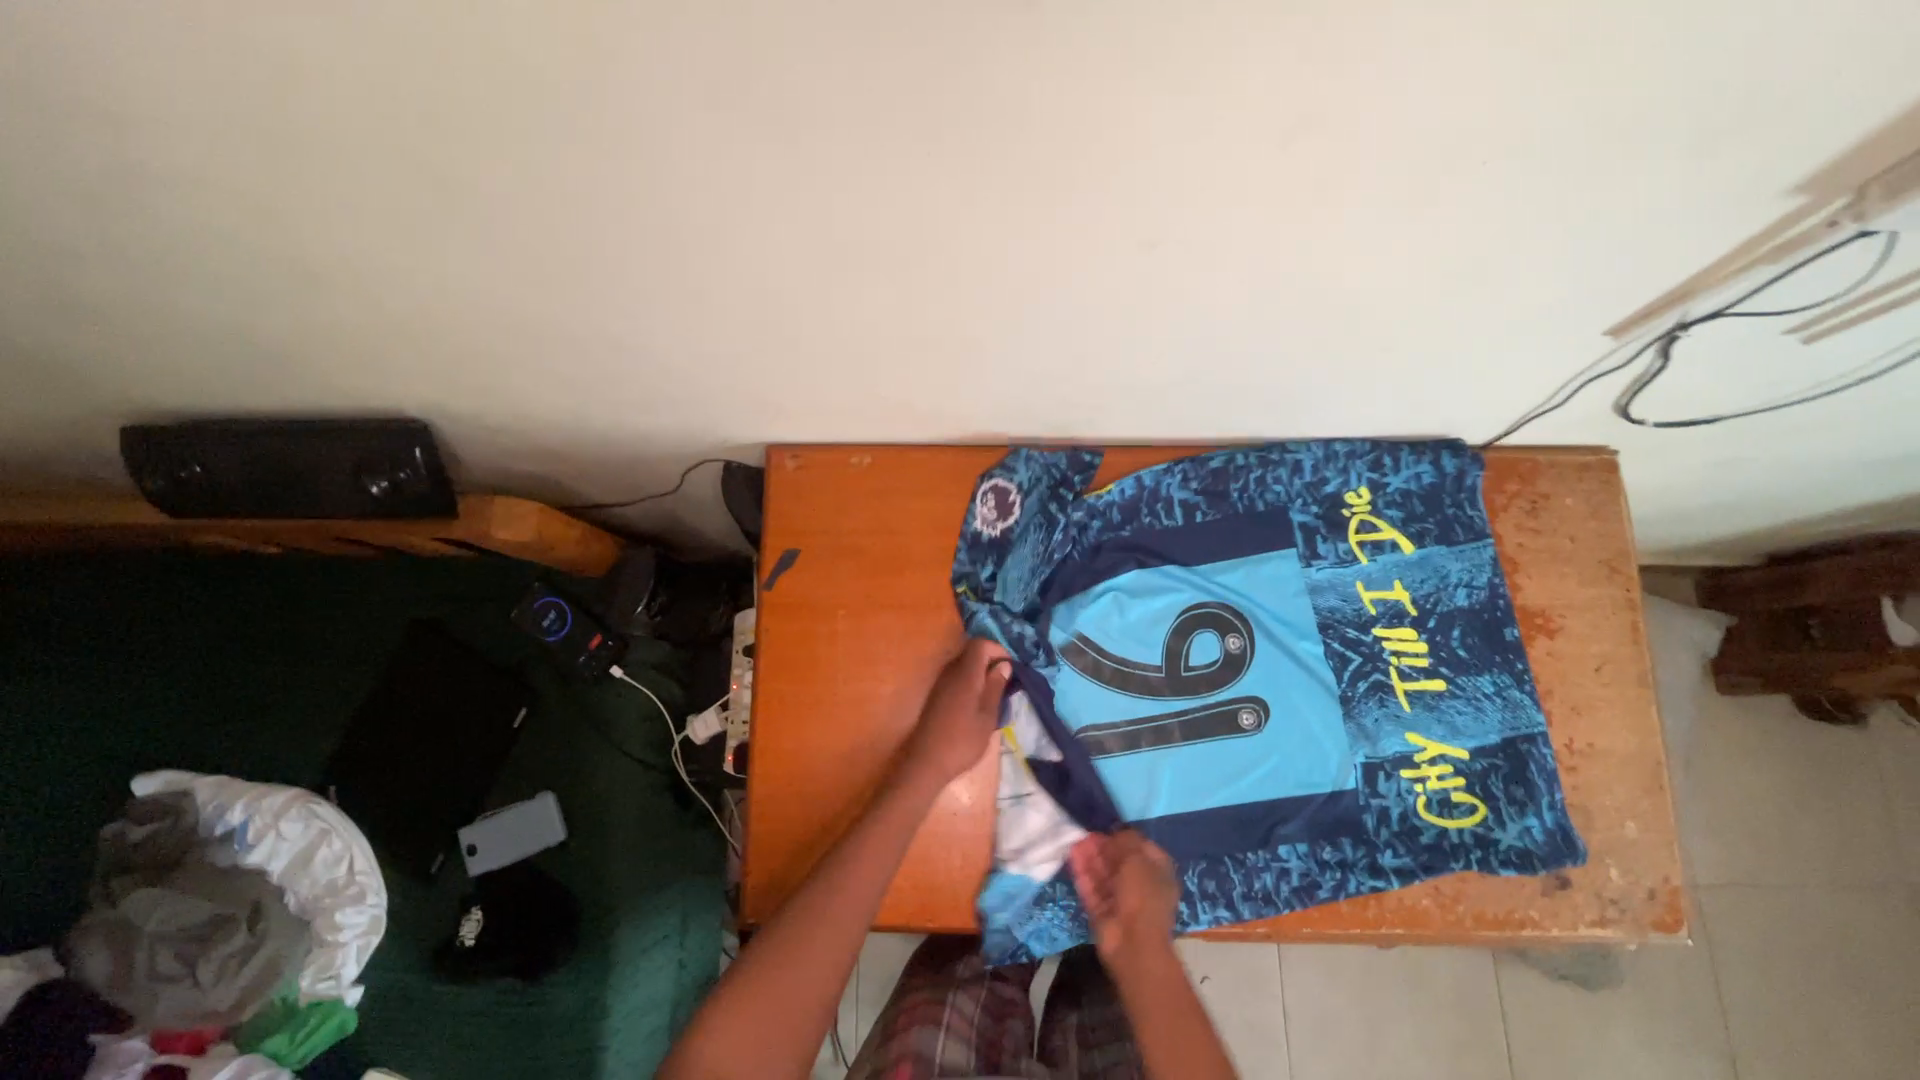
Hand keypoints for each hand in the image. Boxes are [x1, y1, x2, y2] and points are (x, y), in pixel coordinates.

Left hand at [898, 638, 1011, 787]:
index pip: (980, 644)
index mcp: (965, 674)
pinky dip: (969, 682)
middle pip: (971, 652)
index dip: (998, 649)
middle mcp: (950, 672)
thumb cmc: (963, 741)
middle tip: (1005, 681)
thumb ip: (995, 687)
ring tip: (994, 693)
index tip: (1010, 667)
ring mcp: (940, 683)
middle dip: (990, 660)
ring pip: (963, 665)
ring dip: (980, 672)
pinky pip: (956, 677)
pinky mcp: (936, 695)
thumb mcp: (987, 716)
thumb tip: (1004, 664)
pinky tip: (977, 702)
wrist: (927, 762)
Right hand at [1070, 830, 1179, 972]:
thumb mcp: (1138, 860)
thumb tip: (1115, 833)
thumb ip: (1125, 842)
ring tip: (1075, 841)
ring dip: (1091, 858)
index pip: (1142, 850)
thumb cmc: (1142, 896)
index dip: (1125, 838)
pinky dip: (1083, 874)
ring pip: (1104, 875)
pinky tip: (1072, 857)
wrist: (1133, 944)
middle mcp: (1142, 887)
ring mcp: (1121, 902)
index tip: (1107, 828)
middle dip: (1103, 847)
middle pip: (1120, 863)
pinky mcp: (1103, 913)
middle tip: (1085, 833)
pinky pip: (1092, 889)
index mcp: (1158, 874)